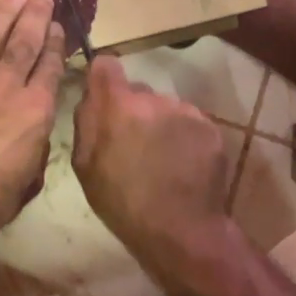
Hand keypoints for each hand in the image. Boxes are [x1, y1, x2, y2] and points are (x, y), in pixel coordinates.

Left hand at [0, 0, 65, 229]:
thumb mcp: (33, 174)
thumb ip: (37, 141)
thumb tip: (33, 125)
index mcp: (36, 109)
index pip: (50, 64)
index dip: (55, 42)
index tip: (58, 26)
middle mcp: (7, 85)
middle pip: (24, 41)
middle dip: (35, 15)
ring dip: (5, 11)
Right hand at [72, 56, 242, 293]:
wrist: (180, 229)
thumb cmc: (122, 201)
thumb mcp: (85, 166)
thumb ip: (86, 122)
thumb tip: (91, 96)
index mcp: (117, 106)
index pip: (106, 66)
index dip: (102, 78)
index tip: (103, 95)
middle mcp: (153, 99)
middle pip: (138, 91)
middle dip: (133, 110)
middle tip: (133, 145)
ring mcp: (185, 112)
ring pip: (165, 107)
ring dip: (160, 124)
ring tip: (160, 160)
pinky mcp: (210, 127)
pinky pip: (189, 123)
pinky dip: (184, 137)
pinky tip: (182, 165)